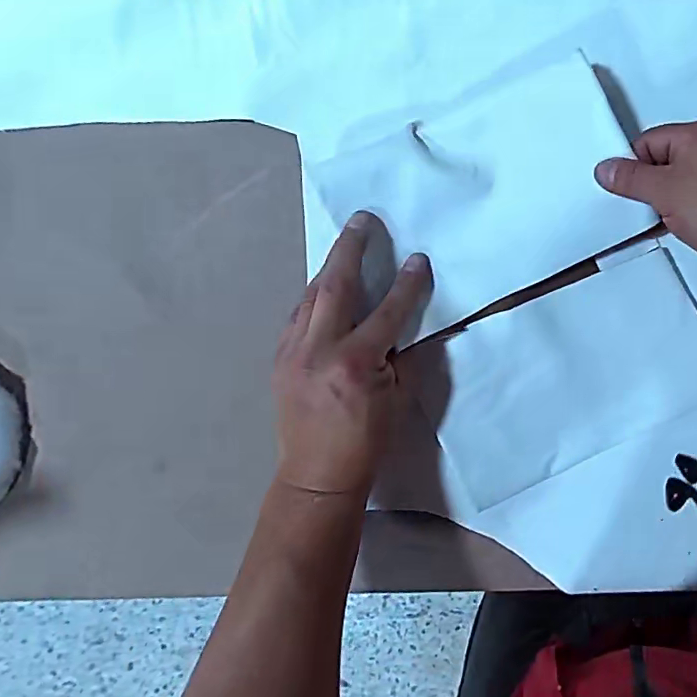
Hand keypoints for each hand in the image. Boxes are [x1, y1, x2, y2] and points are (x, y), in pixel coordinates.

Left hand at [271, 212, 432, 497]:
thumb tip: (410, 325)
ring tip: (344, 248)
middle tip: (362, 220)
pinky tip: (323, 290)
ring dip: (330, 269)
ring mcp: (292, 352)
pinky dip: (313, 298)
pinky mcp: (278, 359)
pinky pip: (297, 316)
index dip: (407, 284)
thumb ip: (403, 356)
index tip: (418, 259)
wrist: (317, 475)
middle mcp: (319, 349)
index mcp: (355, 363)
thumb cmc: (367, 442)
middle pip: (336, 286)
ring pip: (311, 296)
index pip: (388, 312)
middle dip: (351, 249)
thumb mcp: (398, 400)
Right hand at [595, 120, 696, 283]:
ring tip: (678, 221)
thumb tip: (608, 168)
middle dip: (655, 186)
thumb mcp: (664, 193)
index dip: (633, 167)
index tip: (626, 190)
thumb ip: (630, 179)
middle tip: (652, 208)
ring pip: (689, 181)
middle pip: (669, 160)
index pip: (649, 140)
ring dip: (676, 202)